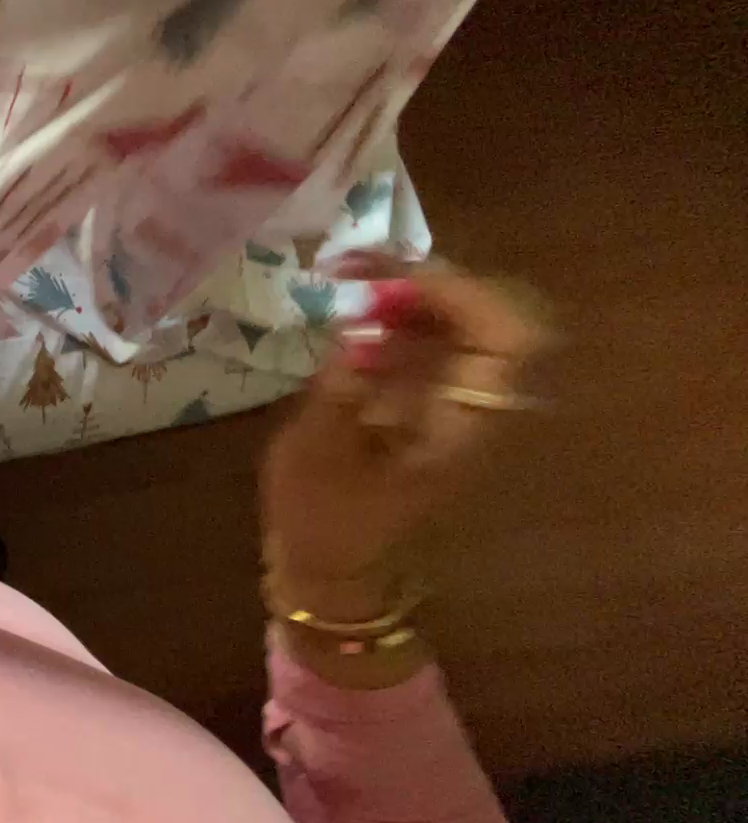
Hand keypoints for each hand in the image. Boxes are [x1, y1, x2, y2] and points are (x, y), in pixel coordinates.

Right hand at [260, 259, 550, 621]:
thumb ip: (340, 389)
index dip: (458, 293)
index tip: (386, 277)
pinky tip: (349, 307)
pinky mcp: (418, 402)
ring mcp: (447, 401)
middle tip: (354, 262)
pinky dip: (391, 315)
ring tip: (346, 272)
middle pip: (486, 316)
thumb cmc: (320, 516)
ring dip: (407, 290)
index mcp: (463, 424)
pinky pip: (424, 342)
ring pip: (455, 323)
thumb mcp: (318, 456)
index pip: (506, 336)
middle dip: (426, 279)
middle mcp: (471, 404)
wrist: (326, 561)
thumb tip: (358, 325)